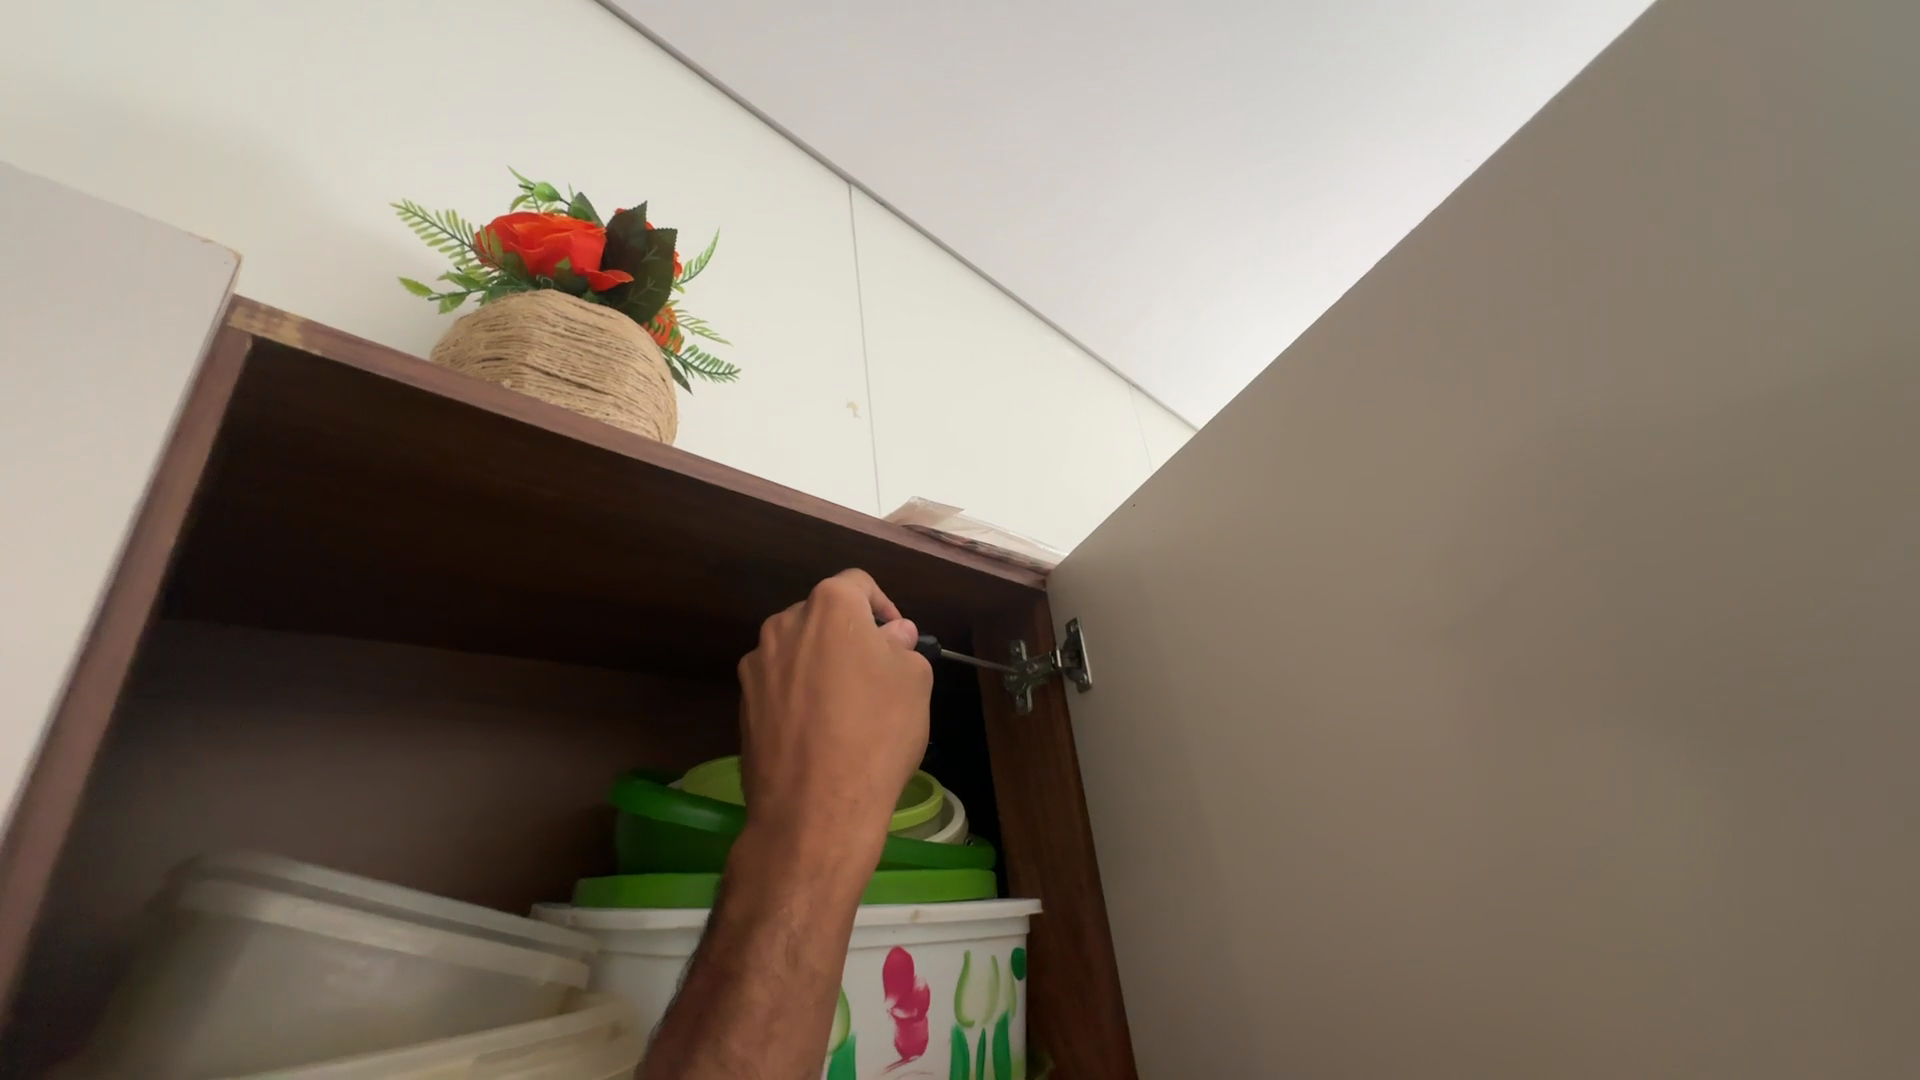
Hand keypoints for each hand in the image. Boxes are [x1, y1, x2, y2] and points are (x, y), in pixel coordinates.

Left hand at [736, 569, 933, 864]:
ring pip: (799, 650)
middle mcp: (785, 623)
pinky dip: (799, 694)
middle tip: (877, 673)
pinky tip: (818, 731)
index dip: (884, 607)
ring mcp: (757, 664)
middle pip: (824, 616)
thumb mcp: (914, 681)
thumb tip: (890, 636)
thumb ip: (902, 646)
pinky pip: (780, 684)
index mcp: (829, 605)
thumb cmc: (877, 733)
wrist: (815, 809)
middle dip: (851, 635)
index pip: (858, 583)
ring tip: (846, 707)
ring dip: (823, 664)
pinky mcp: (742, 702)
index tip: (899, 640)